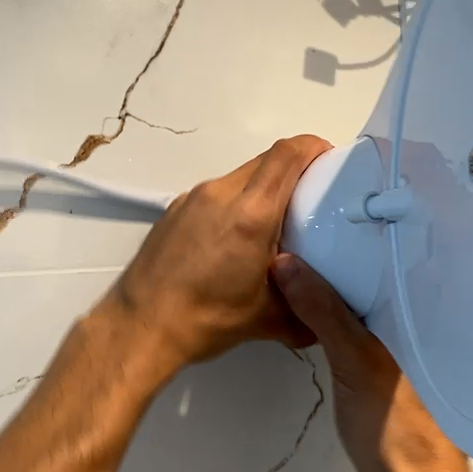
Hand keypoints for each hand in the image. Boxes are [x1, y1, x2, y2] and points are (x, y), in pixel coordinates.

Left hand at [97, 135, 330, 377]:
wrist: (141, 324)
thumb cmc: (206, 319)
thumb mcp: (270, 320)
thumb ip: (307, 311)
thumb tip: (326, 316)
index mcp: (250, 214)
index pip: (287, 155)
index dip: (313, 147)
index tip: (331, 160)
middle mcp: (220, 194)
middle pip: (265, 161)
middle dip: (293, 169)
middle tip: (311, 197)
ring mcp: (192, 199)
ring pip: (238, 176)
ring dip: (261, 188)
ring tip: (274, 223)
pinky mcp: (174, 210)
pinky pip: (214, 194)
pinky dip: (234, 203)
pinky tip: (235, 239)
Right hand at [271, 253, 472, 471]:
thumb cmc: (393, 430)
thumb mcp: (355, 363)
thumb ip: (324, 313)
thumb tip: (285, 262)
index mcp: (428, 319)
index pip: (395, 262)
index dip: (363, 239)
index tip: (328, 216)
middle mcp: (423, 331)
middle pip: (380, 284)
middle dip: (348, 262)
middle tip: (308, 233)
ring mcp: (408, 356)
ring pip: (370, 310)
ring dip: (342, 294)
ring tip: (306, 265)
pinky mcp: (392, 379)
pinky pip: (364, 335)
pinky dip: (342, 323)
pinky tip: (319, 317)